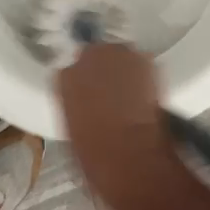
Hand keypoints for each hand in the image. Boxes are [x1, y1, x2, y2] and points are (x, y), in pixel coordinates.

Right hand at [56, 44, 180, 201]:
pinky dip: (142, 73)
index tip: (89, 95)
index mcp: (64, 77)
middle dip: (101, 69)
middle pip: (94, 55)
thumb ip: (73, 104)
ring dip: (122, 68)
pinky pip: (141, 62)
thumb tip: (83, 101)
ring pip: (118, 55)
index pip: (70, 71)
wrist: (130, 154)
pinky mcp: (143, 58)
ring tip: (129, 91)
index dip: (82, 84)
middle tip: (110, 91)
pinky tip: (144, 92)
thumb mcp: (72, 130)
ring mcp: (117, 54)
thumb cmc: (96, 155)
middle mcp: (88, 57)